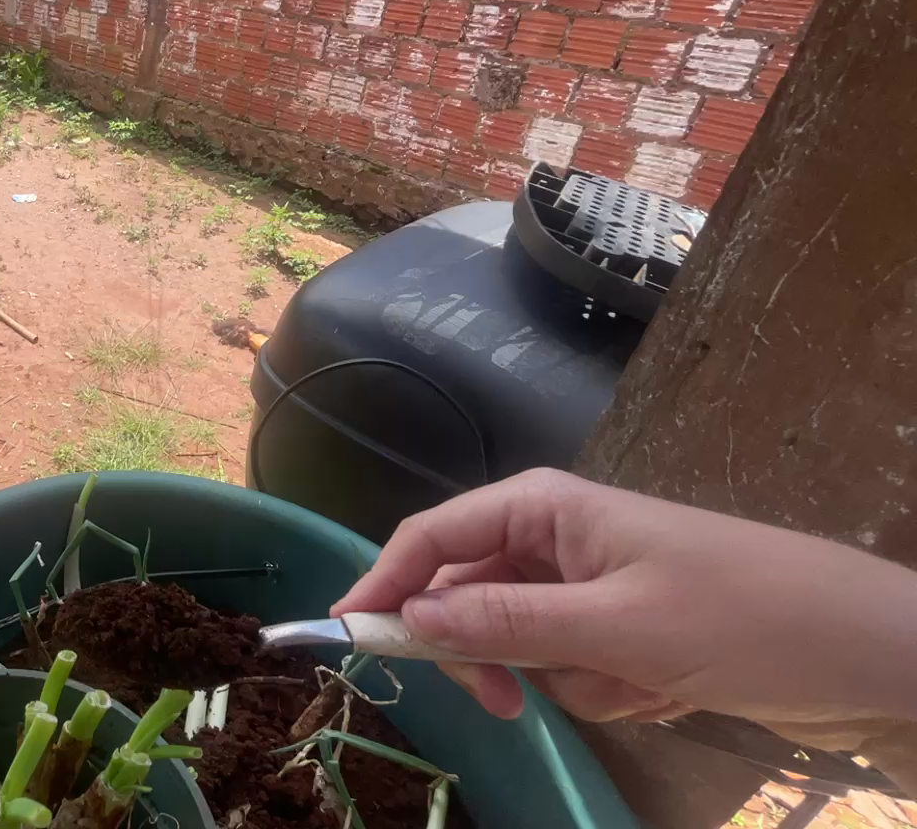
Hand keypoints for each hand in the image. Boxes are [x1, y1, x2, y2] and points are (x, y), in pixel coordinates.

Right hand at [331, 468, 916, 729]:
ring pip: (510, 632)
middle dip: (481, 646)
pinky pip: (559, 656)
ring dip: (552, 671)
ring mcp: (575, 578)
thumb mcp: (622, 627)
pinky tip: (655, 686)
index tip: (347, 629)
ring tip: (623, 690)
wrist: (893, 657)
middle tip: (502, 702)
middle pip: (462, 589)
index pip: (429, 538)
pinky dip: (596, 682)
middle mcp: (542, 534)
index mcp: (535, 507)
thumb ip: (504, 621)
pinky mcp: (607, 619)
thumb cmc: (752, 617)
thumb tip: (408, 618)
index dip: (383, 580)